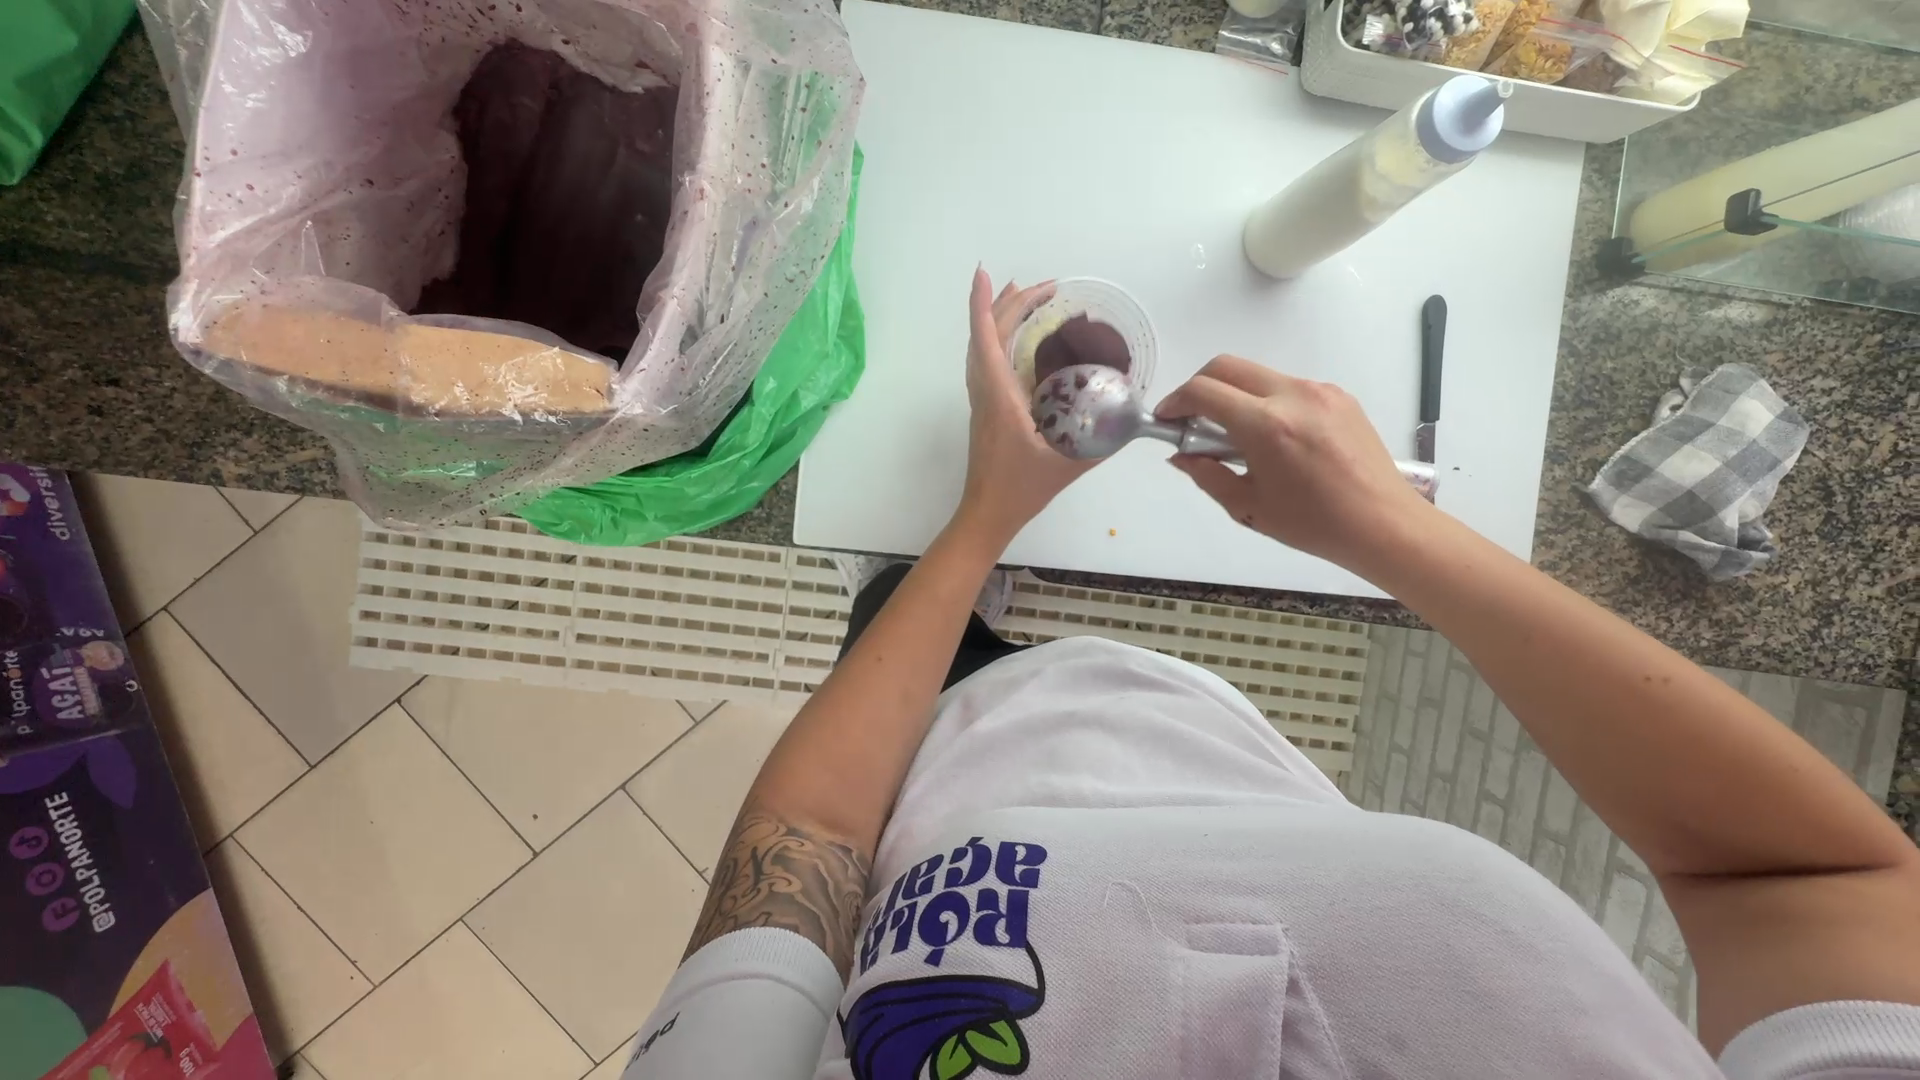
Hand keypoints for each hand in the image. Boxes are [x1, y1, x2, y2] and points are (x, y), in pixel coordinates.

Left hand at [955, 268, 1095, 547]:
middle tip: (1045, 286)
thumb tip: (1135, 419)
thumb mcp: (1068, 465)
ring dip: (998, 318)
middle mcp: (985, 392)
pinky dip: (996, 340)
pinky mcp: (984, 410)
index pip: (986, 339)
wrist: (986, 515)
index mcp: (999, 397)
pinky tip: (1014, 341)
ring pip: (981, 348)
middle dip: (1010, 303)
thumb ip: (1102, 441)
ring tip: (1021, 295)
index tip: (985, 272)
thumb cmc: (1020, 491)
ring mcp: (981, 401)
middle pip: (986, 336)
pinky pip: (985, 363)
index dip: (983, 303)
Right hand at [1155, 355, 1432, 569]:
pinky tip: (1272, 438)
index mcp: (1266, 426)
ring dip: (1234, 395)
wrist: (1383, 524)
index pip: (1204, 391)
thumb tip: (1181, 455)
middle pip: (1227, 367)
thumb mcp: (1247, 506)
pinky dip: (1266, 402)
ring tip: (1235, 437)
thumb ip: (1207, 474)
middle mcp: (1292, 396)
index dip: (1176, 402)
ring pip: (1258, 375)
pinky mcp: (1339, 396)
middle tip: (1191, 420)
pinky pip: (1288, 387)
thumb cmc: (1312, 524)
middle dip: (1199, 387)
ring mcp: (1320, 391)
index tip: (1166, 420)